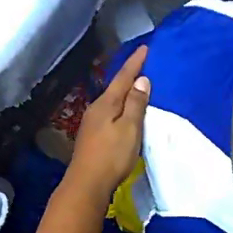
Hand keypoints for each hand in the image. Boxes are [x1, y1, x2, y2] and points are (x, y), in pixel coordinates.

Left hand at [65, 46, 150, 198]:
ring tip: (137, 89)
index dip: (135, 63)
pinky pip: (109, 115)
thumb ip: (135, 103)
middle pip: (115, 89)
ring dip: (124, 94)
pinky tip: (124, 114)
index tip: (145, 48)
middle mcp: (96, 110)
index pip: (123, 78)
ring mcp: (91, 124)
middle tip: (143, 66)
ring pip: (111, 103)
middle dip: (129, 77)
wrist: (87, 184)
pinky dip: (120, 109)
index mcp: (106, 104)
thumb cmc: (111, 156)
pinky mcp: (92, 138)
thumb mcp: (129, 128)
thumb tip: (141, 80)